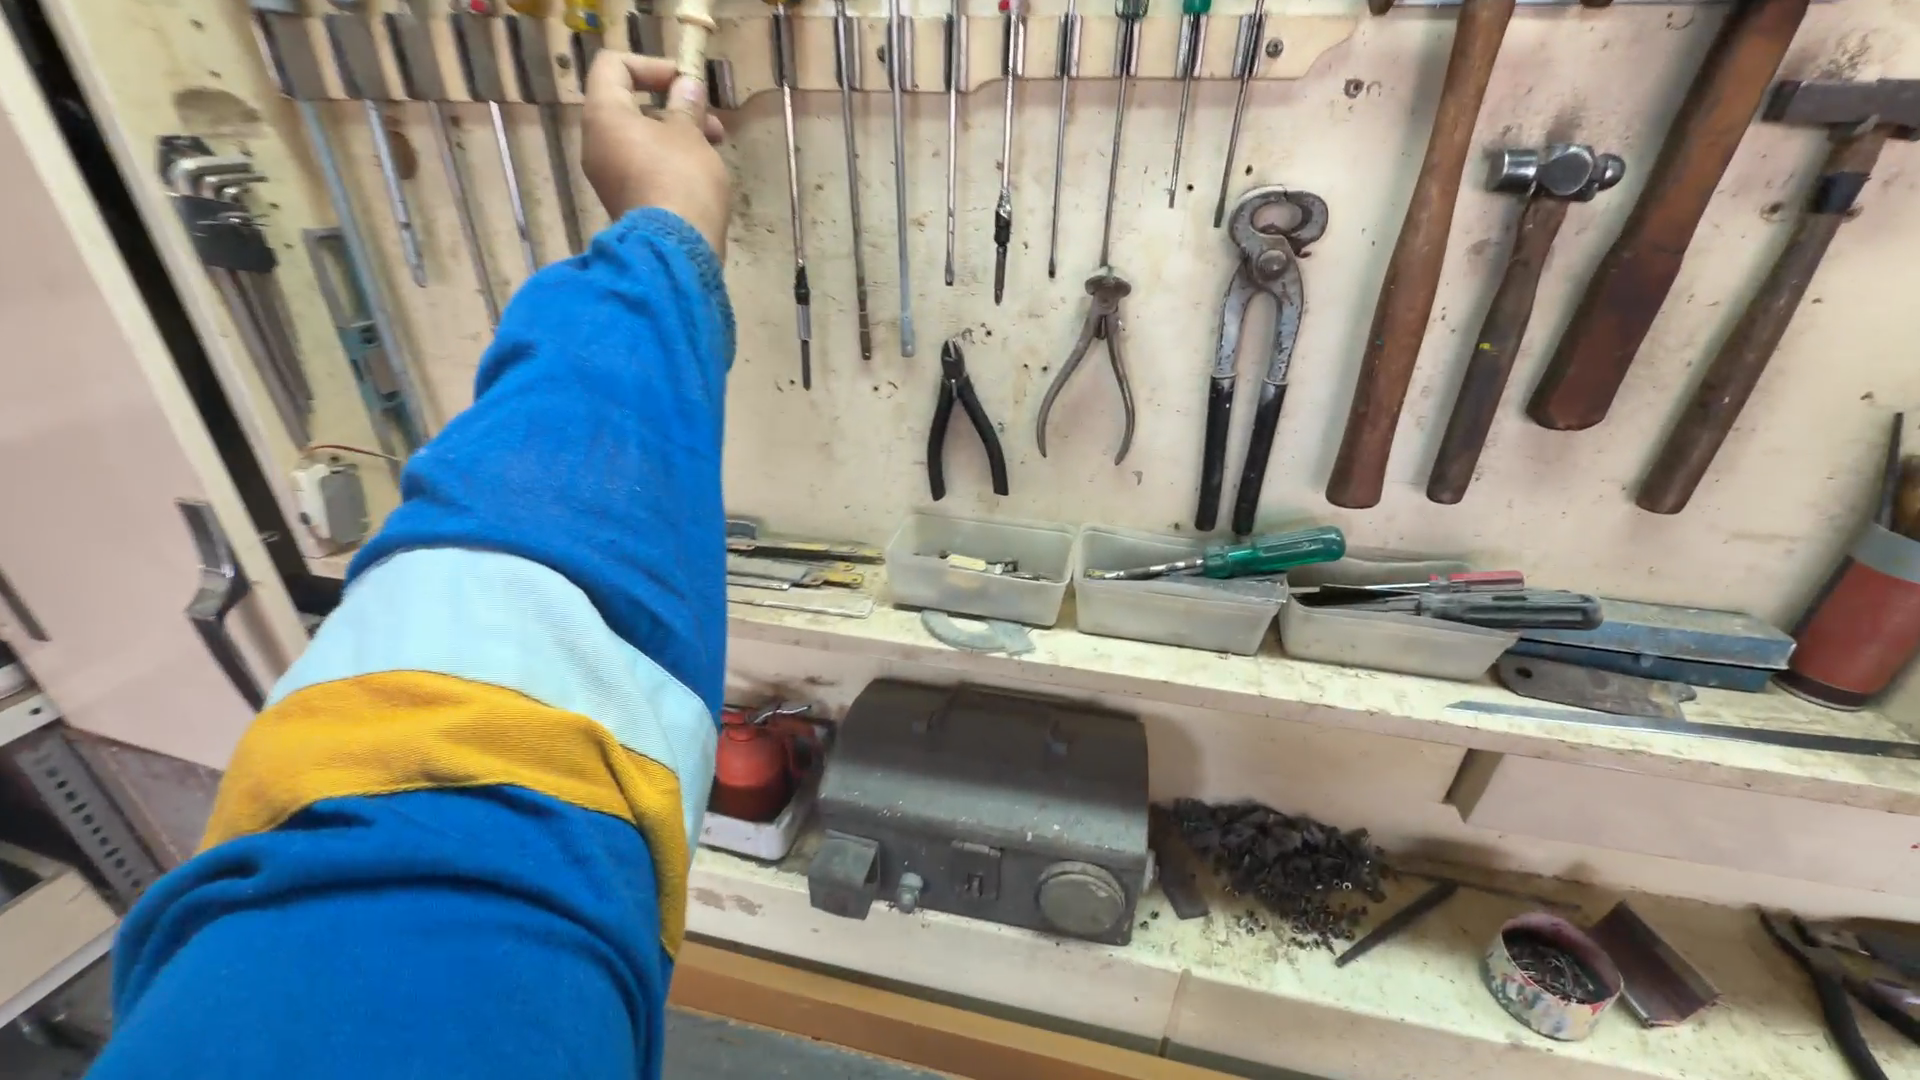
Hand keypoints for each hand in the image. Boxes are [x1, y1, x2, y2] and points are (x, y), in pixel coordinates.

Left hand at [582, 52, 730, 257]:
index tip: (686, 81)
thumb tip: (687, 86)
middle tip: (710, 121)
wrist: (676, 251)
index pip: (613, 67)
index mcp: (604, 115)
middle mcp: (596, 143)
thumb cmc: (682, 182)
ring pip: (640, 140)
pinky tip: (700, 175)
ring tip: (714, 149)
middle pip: (629, 106)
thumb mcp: (691, 136)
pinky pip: (643, 168)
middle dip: (673, 107)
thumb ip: (687, 105)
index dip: (652, 66)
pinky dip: (668, 162)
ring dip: (677, 136)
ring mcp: (607, 177)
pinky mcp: (625, 202)